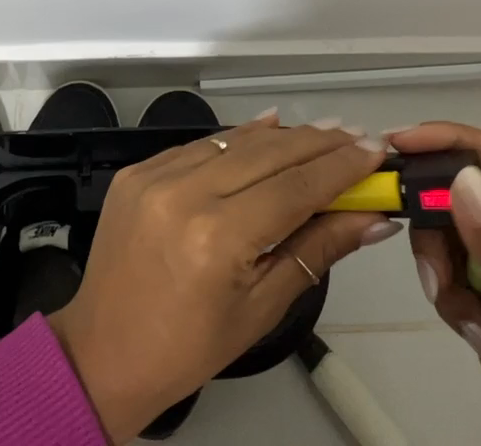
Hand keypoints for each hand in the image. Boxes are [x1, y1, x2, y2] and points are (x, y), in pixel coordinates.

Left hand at [49, 115, 398, 442]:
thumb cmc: (189, 346)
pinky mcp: (135, 173)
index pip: (294, 187)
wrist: (105, 352)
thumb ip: (317, 250)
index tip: (375, 151)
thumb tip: (373, 219)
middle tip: (356, 136)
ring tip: (322, 132)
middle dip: (317, 143)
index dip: (340, 167)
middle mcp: (184, 194)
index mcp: (217, 237)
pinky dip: (235, 139)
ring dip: (280, 136)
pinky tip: (266, 129)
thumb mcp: (262, 307)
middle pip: (267, 154)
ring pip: (232, 142)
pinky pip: (198, 146)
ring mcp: (153, 178)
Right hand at [389, 123, 480, 445]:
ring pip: (449, 228)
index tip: (400, 142)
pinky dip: (445, 288)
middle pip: (465, 191)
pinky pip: (447, 263)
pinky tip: (467, 323)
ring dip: (440, 264)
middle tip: (433, 268)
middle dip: (438, 224)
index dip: (452, 141)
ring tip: (457, 307)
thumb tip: (464, 175)